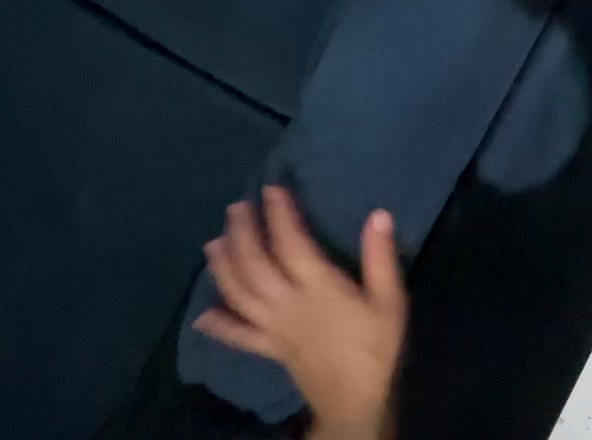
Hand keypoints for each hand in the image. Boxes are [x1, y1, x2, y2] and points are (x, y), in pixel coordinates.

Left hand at [194, 187, 406, 438]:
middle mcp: (288, 305)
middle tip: (235, 207)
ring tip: (213, 242)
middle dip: (244, 234)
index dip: (280, 215)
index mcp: (318, 289)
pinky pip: (239, 336)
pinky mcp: (269, 350)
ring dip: (225, 267)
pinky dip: (219, 325)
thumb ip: (381, 257)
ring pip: (241, 294)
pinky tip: (201, 315)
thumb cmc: (377, 345)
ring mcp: (274, 329)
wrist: (356, 402)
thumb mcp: (390, 299)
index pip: (291, 244)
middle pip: (257, 265)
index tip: (271, 188)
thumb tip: (378, 213)